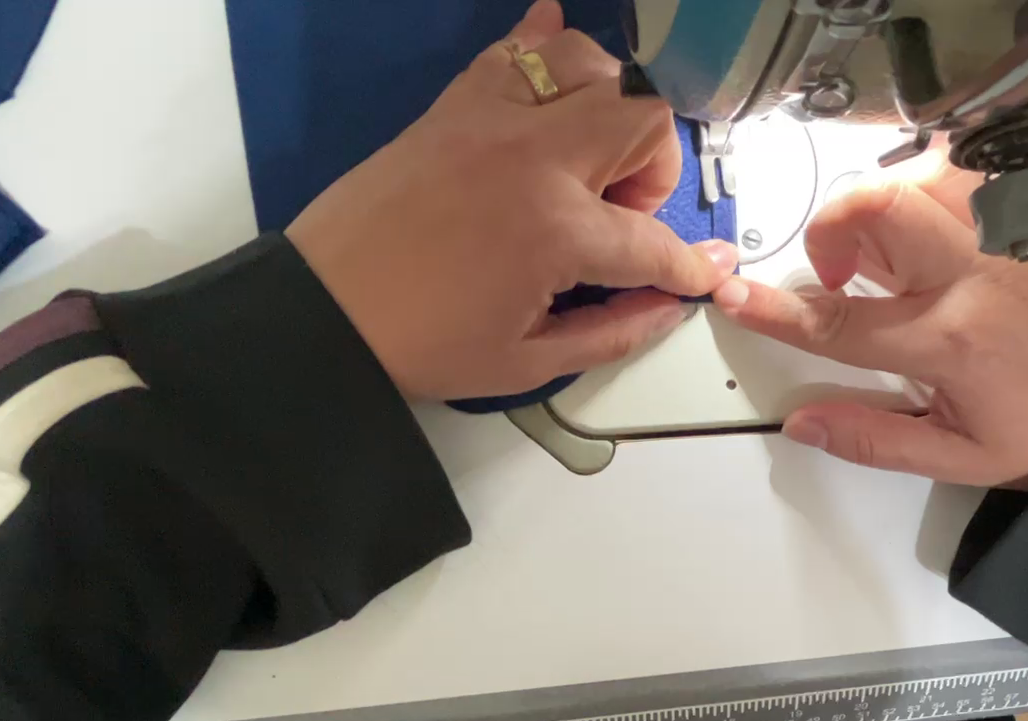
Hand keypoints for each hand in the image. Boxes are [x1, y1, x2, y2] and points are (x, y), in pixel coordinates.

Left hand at [286, 0, 736, 401]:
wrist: (324, 311)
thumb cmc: (427, 346)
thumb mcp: (531, 363)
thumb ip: (614, 333)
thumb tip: (670, 306)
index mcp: (558, 231)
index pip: (654, 241)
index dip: (689, 267)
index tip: (703, 278)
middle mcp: (535, 156)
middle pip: (643, 120)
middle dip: (657, 173)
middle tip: (623, 220)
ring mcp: (491, 118)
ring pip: (589, 64)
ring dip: (612, 109)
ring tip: (589, 162)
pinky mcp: (452, 105)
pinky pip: (515, 50)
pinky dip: (547, 52)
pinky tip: (556, 71)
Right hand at [711, 170, 1027, 489]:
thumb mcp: (951, 458)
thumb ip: (871, 440)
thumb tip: (801, 422)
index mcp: (952, 342)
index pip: (841, 320)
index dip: (778, 310)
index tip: (734, 294)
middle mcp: (979, 275)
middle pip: (879, 206)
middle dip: (830, 227)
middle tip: (835, 271)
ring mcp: (1011, 237)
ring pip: (921, 174)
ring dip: (880, 203)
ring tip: (884, 254)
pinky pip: (968, 172)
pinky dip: (927, 185)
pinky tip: (924, 229)